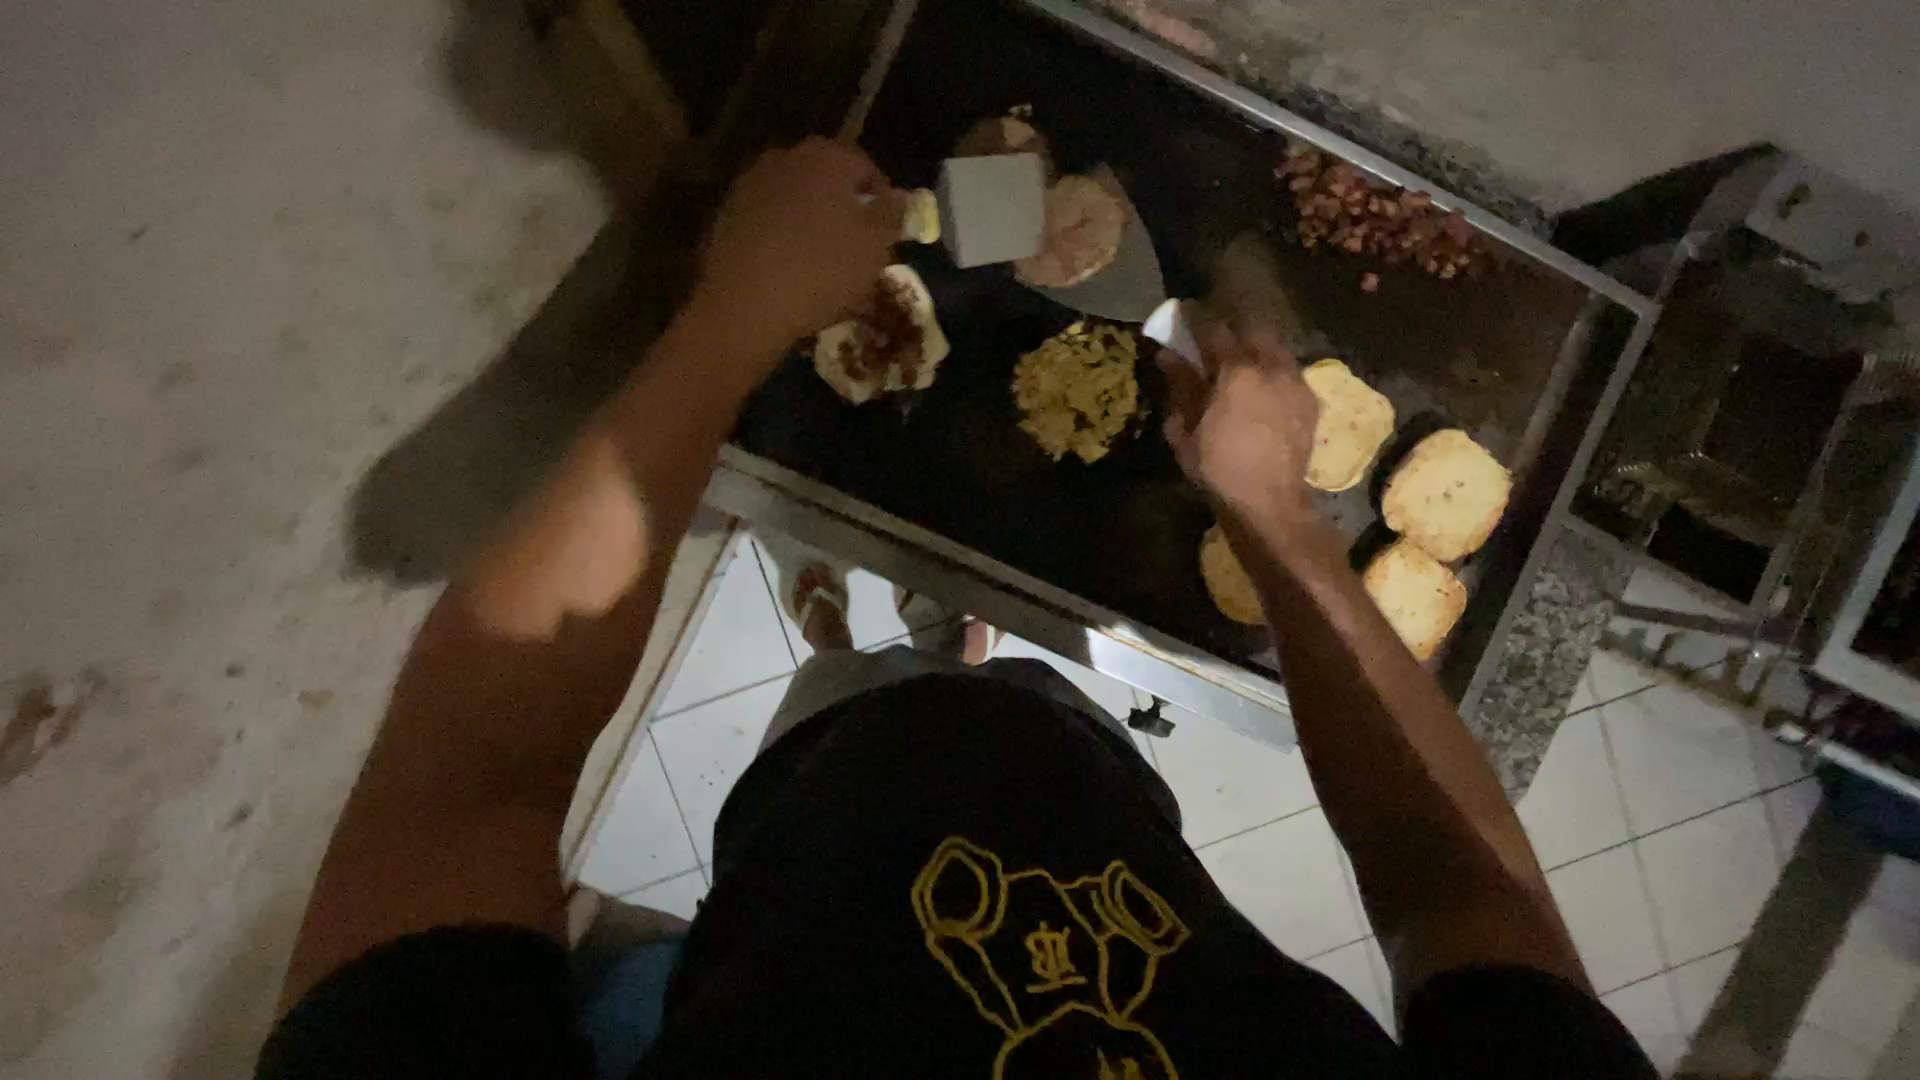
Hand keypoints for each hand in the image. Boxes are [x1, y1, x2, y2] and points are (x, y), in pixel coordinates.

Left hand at [695, 138, 904, 350]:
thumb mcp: (875, 247)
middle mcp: (787, 158)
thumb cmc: (823, 271)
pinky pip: (768, 221)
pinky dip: (782, 237)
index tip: (888, 231)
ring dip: (811, 221)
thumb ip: (891, 215)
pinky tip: (789, 268)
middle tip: (856, 246)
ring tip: (822, 261)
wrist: (746, 303)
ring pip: (795, 199)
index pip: (866, 168)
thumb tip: (900, 196)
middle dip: (844, 207)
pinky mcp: (727, 214)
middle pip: (826, 179)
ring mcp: (751, 184)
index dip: (882, 199)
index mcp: (828, 158)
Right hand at [1158, 318, 1320, 527]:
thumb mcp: (1185, 430)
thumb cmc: (1218, 468)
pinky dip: (1272, 370)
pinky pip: (1289, 371)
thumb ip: (1180, 386)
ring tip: (1241, 361)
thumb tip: (1169, 354)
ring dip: (1256, 347)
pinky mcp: (1310, 401)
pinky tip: (1262, 388)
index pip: (1215, 329)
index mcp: (1237, 371)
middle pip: (1253, 329)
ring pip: (1276, 348)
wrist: (1269, 502)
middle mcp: (1272, 367)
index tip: (1184, 310)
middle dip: (1233, 327)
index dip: (1197, 317)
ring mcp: (1296, 382)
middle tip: (1215, 337)